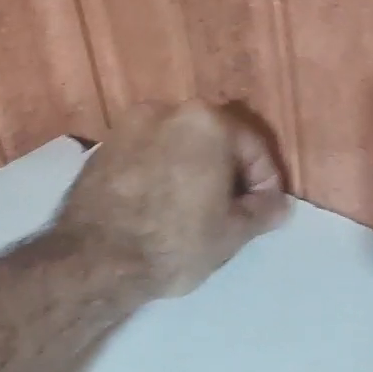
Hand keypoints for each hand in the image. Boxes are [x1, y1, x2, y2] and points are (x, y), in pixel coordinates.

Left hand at [58, 100, 290, 297]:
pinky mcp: (100, 150)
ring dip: (191, 173)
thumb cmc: (173, 243)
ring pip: (175, 147)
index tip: (265, 212)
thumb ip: (261, 212)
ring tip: (195, 213)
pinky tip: (160, 209)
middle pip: (212, 140)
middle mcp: (164, 110)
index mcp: (205, 120)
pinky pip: (145, 158)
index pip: (252, 147)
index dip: (266, 183)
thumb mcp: (231, 234)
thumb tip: (278, 205)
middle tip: (232, 213)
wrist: (94, 261)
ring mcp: (126, 128)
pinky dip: (159, 176)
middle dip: (227, 174)